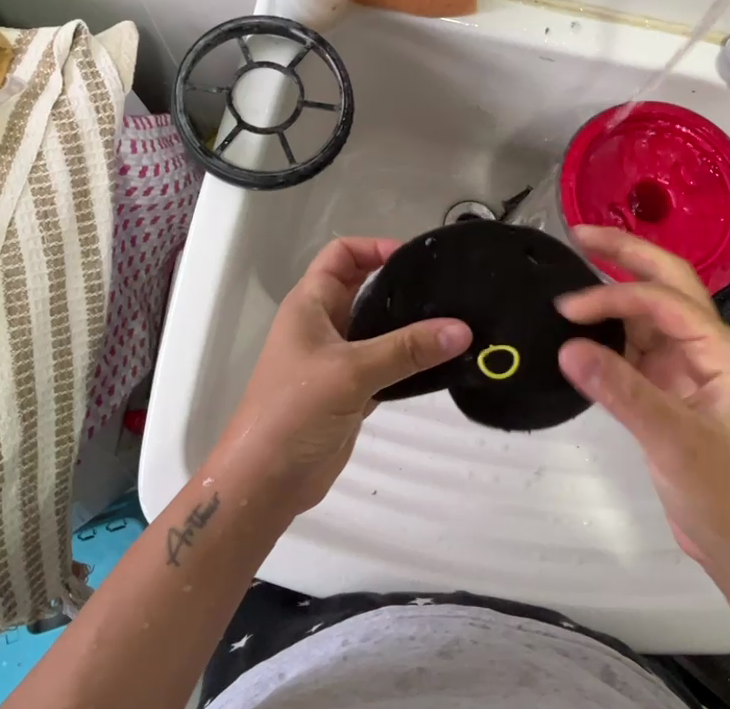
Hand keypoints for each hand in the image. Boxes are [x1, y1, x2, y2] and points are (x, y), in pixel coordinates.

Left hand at [208, 237, 471, 516]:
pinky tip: (443, 365)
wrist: (266, 480)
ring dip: (410, 328)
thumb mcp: (351, 371)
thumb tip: (462, 329)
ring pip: (378, 330)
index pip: (341, 255)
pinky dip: (410, 363)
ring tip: (456, 324)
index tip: (416, 259)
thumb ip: (406, 349)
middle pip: (364, 290)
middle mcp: (323, 326)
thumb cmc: (294, 411)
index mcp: (309, 305)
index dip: (374, 248)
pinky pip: (386, 366)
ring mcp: (336, 360)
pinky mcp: (350, 393)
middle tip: (449, 291)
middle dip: (402, 287)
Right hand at [555, 225, 729, 585]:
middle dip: (626, 254)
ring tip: (572, 270)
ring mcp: (691, 370)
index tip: (565, 309)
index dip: (612, 297)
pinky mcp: (672, 391)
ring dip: (614, 293)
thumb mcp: (676, 443)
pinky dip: (609, 334)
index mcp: (725, 352)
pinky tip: (582, 328)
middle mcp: (710, 349)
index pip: (663, 303)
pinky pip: (637, 349)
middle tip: (578, 233)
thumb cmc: (727, 496)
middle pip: (667, 285)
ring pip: (650, 314)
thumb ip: (622, 392)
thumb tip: (566, 347)